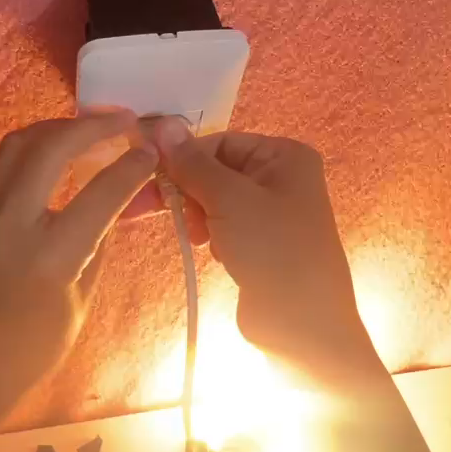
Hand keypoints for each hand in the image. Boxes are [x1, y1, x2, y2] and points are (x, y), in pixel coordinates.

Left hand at [0, 111, 155, 408]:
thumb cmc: (35, 347)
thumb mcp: (83, 297)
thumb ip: (102, 239)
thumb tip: (128, 196)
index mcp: (47, 258)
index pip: (98, 194)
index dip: (131, 168)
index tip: (152, 152)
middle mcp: (10, 225)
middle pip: (50, 148)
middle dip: (92, 126)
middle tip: (125, 120)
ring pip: (20, 143)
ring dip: (60, 127)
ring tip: (92, 127)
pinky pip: (7, 162)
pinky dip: (39, 146)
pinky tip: (63, 149)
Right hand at [152, 123, 379, 380]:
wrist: (303, 327)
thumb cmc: (273, 249)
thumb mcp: (229, 198)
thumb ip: (193, 163)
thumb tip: (162, 125)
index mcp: (284, 156)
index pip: (220, 143)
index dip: (184, 159)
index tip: (149, 177)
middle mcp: (281, 177)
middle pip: (216, 169)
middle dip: (187, 189)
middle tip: (148, 207)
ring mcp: (272, 212)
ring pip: (216, 198)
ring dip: (197, 214)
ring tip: (196, 237)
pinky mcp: (261, 242)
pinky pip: (223, 224)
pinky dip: (210, 232)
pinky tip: (209, 249)